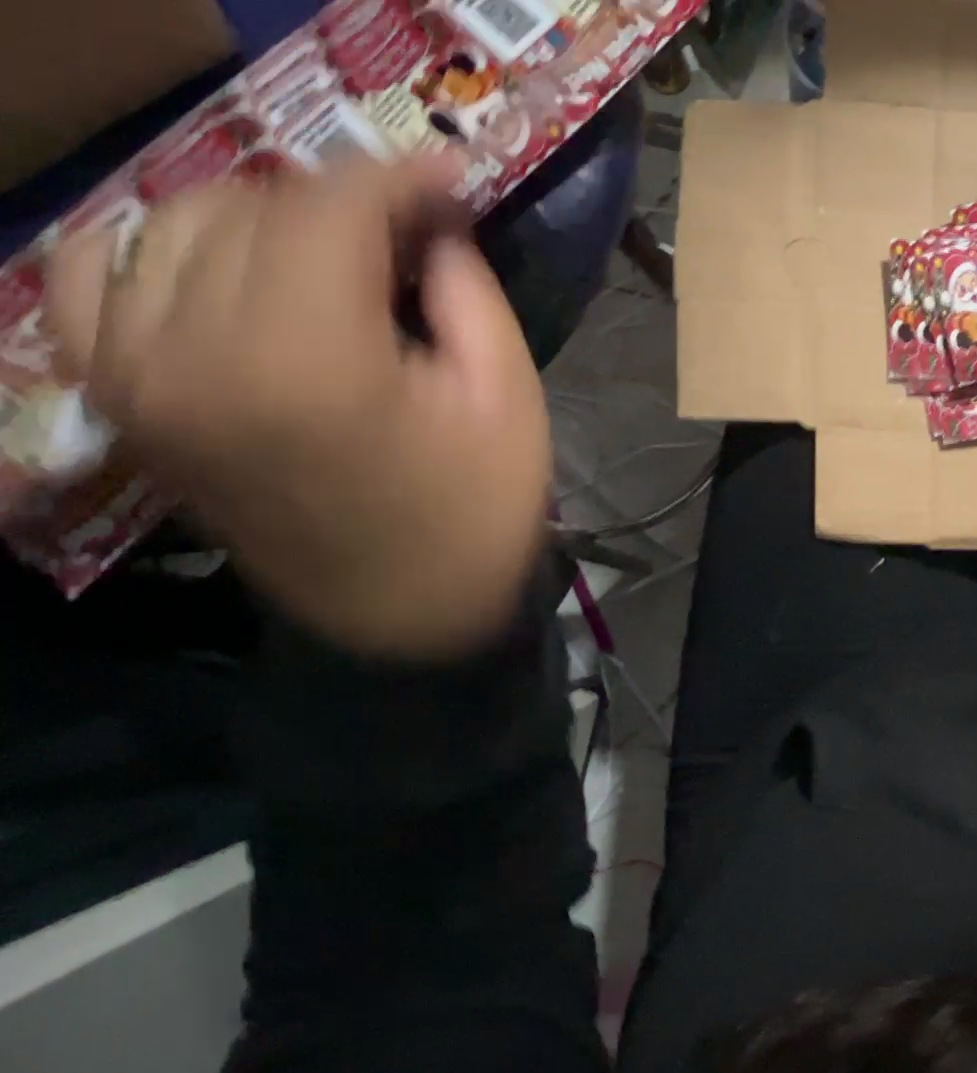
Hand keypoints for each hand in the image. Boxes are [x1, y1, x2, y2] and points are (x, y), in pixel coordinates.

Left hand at [45, 157, 551, 657]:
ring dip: (261, 218)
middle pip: (251, 205)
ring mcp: (137, 373)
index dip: (398, 179)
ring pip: (174, 223)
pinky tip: (221, 267)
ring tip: (332, 252)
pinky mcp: (120, 397)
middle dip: (341, 200)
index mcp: (311, 359)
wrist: (405, 615)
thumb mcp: (508, 402)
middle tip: (410, 230)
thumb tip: (433, 219)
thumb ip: (466, 292)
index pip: (331, 209)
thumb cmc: (476, 515)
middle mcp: (196, 350)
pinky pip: (93, 276)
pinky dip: (153, 248)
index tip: (452, 179)